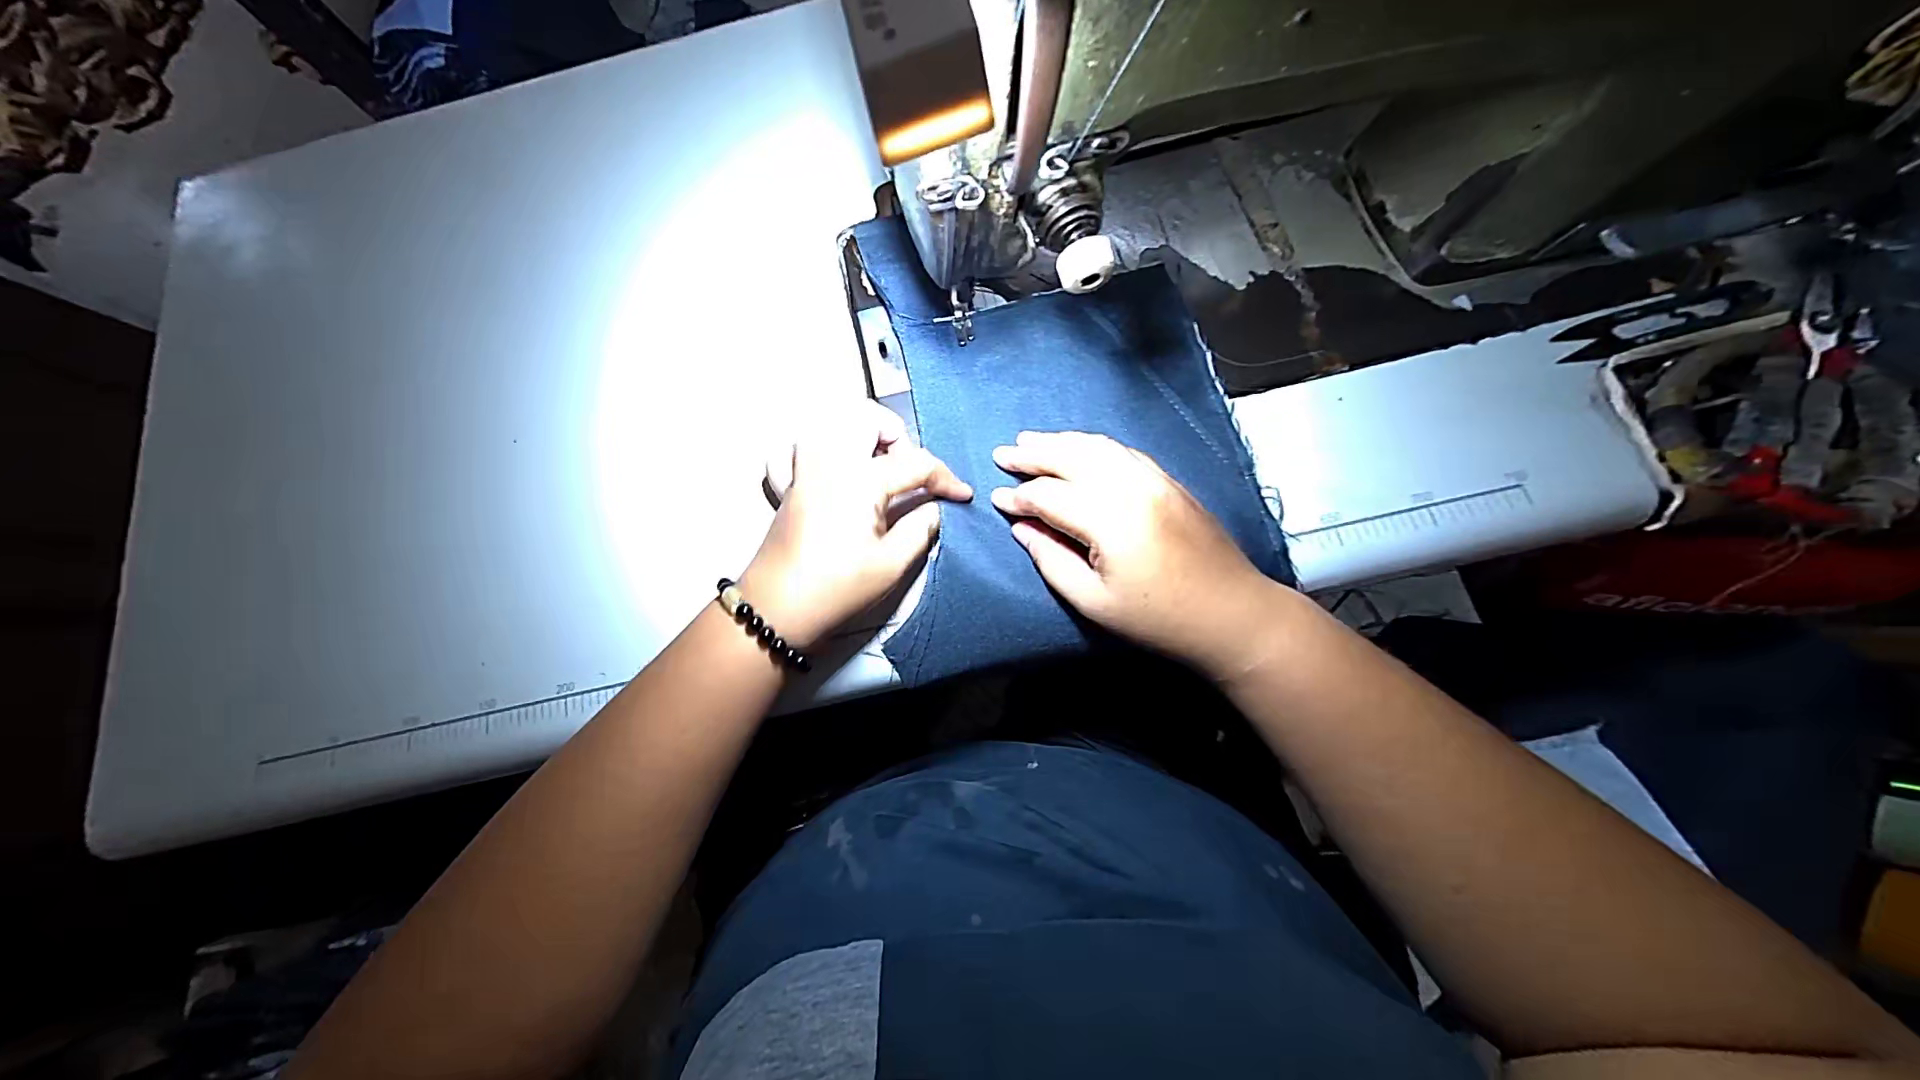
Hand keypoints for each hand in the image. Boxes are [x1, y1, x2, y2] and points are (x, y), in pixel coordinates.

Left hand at [738, 401, 971, 649]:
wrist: (777, 609)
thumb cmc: (836, 589)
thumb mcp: (892, 565)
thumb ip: (920, 528)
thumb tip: (932, 508)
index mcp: (860, 480)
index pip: (915, 462)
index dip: (945, 478)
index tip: (960, 495)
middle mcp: (829, 462)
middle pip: (867, 417)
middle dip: (898, 435)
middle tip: (909, 471)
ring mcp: (803, 470)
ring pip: (831, 423)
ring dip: (860, 433)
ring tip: (876, 465)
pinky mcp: (788, 485)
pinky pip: (797, 449)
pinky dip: (817, 450)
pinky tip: (832, 471)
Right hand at [991, 430, 1286, 679]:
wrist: (1232, 612)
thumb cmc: (1158, 618)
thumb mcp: (1093, 602)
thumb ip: (1051, 560)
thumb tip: (1023, 529)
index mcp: (1111, 520)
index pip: (1050, 495)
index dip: (1019, 498)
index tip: (995, 500)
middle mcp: (1132, 487)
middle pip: (1072, 457)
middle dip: (1033, 454)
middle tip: (1002, 454)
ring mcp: (1154, 479)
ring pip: (1097, 447)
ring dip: (1060, 442)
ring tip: (1030, 441)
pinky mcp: (1168, 481)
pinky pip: (1122, 451)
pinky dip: (1092, 445)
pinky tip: (1077, 448)